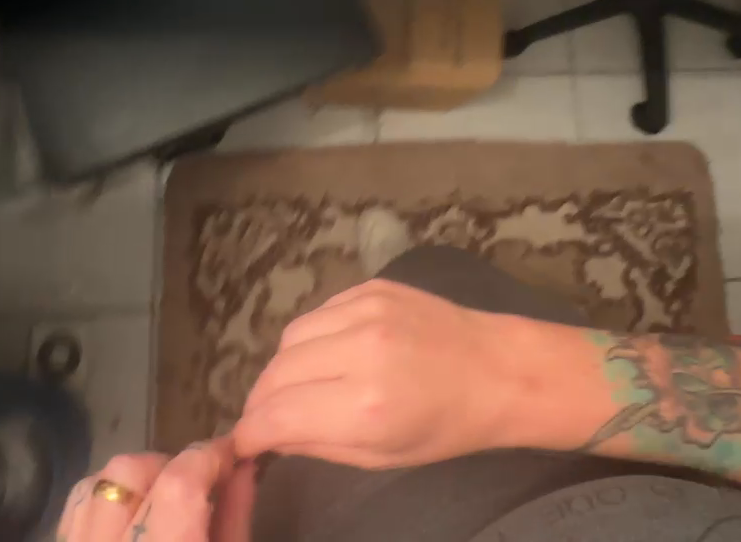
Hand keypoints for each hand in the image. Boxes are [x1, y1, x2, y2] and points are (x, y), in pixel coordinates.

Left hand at [57, 437, 255, 541]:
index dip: (208, 457)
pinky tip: (126, 521)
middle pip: (127, 474)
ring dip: (131, 482)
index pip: (178, 486)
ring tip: (159, 506)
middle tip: (196, 488)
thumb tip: (243, 465)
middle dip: (168, 467)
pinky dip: (100, 503)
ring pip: (92, 487)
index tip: (229, 458)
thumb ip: (235, 520)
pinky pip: (72, 516)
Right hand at [232, 279, 533, 468]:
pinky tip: (328, 353)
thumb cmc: (445, 427)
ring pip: (291, 335)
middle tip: (268, 417)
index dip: (250, 431)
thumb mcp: (380, 455)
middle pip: (276, 370)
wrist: (495, 368)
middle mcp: (360, 349)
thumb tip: (268, 435)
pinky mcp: (373, 286)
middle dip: (262, 399)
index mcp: (365, 405)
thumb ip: (316, 444)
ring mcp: (366, 309)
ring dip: (283, 364)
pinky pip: (320, 312)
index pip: (276, 414)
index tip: (244, 442)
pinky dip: (312, 336)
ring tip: (299, 384)